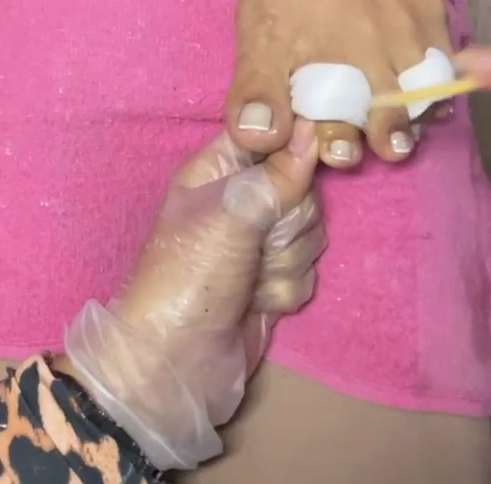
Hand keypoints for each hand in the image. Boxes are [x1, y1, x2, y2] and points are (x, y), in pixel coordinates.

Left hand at [65, 126, 321, 469]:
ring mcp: (256, 238)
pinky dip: (287, 288)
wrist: (178, 361)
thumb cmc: (190, 275)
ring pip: (310, 230)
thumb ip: (277, 174)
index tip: (300, 174)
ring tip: (249, 277)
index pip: (272, 135)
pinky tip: (257, 301)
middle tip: (257, 242)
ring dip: (286, 260)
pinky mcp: (272, 276)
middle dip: (289, 222)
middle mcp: (237, 195)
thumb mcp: (231, 215)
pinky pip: (308, 268)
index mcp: (216, 167)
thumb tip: (313, 128)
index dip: (294, 149)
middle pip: (302, 186)